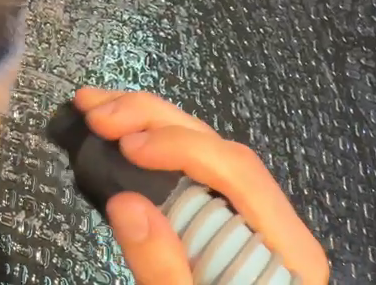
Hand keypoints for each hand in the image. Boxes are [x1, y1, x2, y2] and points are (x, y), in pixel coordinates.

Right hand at [74, 88, 329, 284]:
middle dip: (151, 119)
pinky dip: (141, 143)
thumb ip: (166, 273)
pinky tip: (110, 133)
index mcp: (285, 250)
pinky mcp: (209, 226)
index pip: (237, 171)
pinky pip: (180, 170)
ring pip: (195, 146)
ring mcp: (238, 222)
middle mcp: (267, 224)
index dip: (181, 146)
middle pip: (213, 146)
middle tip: (95, 113)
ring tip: (90, 106)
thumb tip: (124, 201)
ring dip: (141, 119)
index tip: (127, 148)